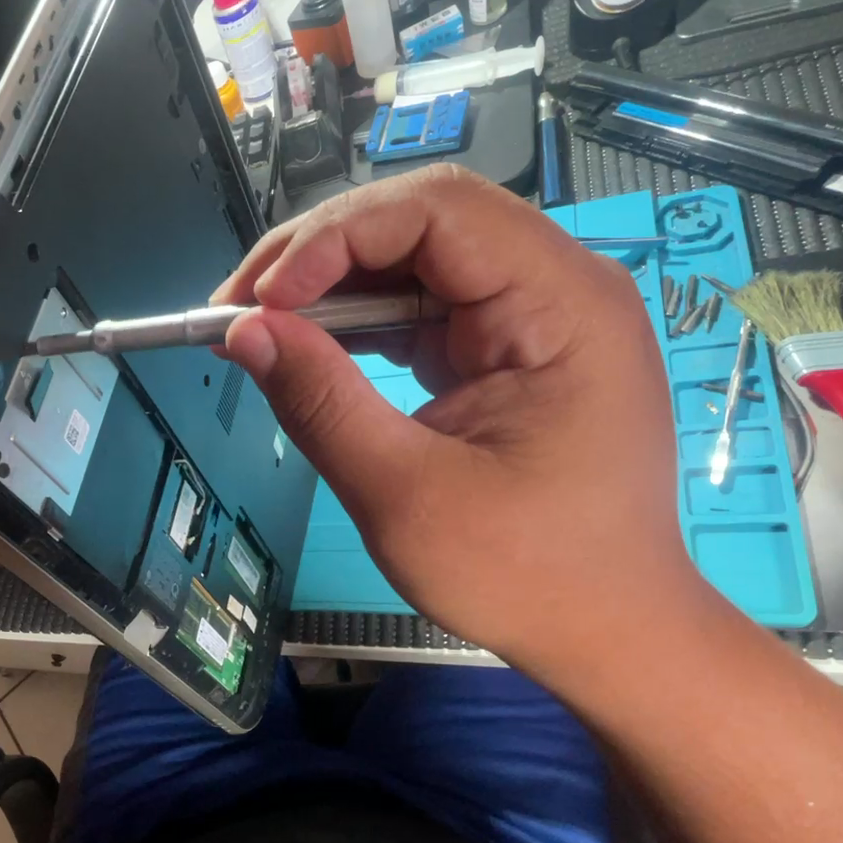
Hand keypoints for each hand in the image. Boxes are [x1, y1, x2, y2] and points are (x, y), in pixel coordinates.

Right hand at [217, 167, 703, 667]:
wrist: (604, 631)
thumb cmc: (523, 575)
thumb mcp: (404, 493)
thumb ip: (321, 402)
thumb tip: (242, 331)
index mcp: (561, 304)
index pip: (437, 211)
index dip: (334, 238)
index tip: (260, 301)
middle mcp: (557, 289)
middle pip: (422, 225)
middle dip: (320, 256)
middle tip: (238, 307)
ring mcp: (534, 319)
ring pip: (414, 265)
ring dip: (330, 290)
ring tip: (257, 326)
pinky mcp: (509, 352)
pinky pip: (423, 312)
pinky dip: (358, 326)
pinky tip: (307, 347)